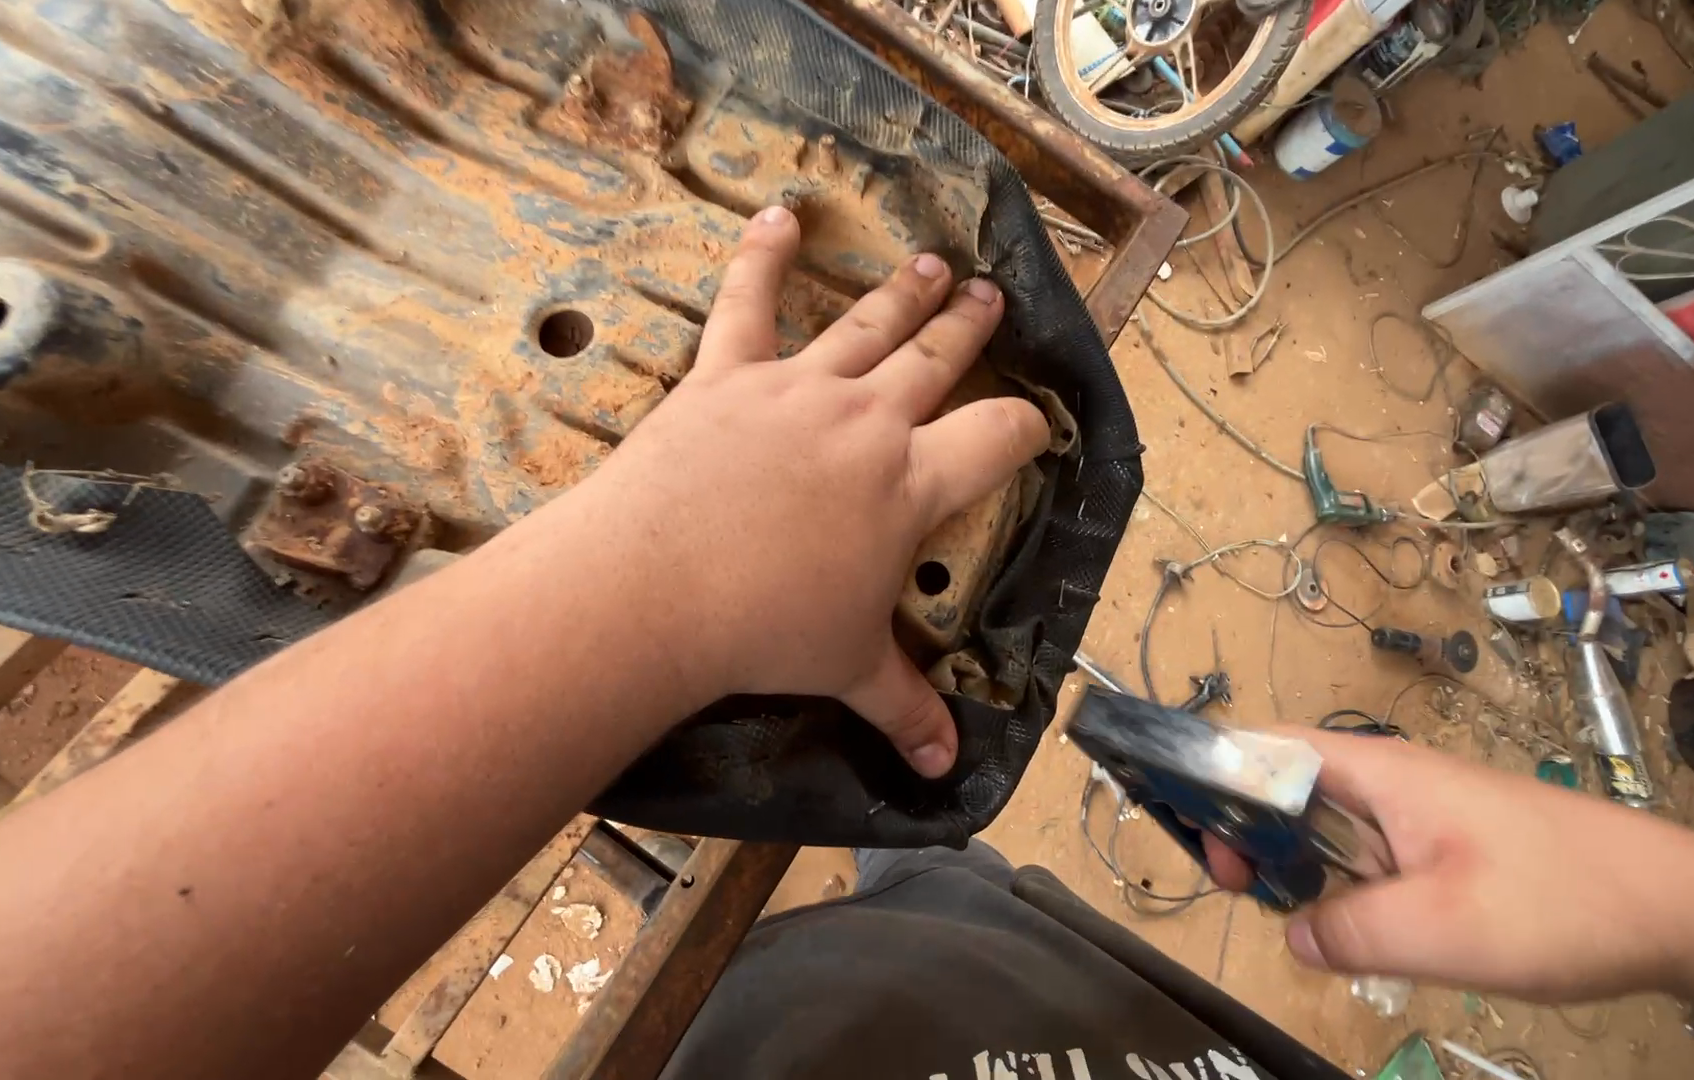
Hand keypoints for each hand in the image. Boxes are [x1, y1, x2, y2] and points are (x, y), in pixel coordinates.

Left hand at [561, 206, 1048, 777]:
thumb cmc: (766, 629)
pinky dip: (764, 255)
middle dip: (971, 328)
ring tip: (936, 263)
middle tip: (992, 296)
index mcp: (910, 483)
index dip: (1029, 424)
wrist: (655, 590)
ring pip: (868, 324)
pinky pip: (750, 302)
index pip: (1001, 435)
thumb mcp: (849, 669)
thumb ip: (907, 710)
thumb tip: (950, 772)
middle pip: (938, 358)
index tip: (1038, 419)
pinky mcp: (729, 374)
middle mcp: (868, 420)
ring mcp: (799, 388)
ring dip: (907, 292)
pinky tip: (779, 216)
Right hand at [1204, 730, 1693, 1001]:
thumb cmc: (1555, 897)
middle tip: (1232, 881)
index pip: (1266, 746)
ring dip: (1286, 854)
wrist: (1681, 908)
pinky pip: (1357, 849)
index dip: (1218, 777)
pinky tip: (1334, 916)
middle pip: (1282, 782)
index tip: (1202, 833)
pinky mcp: (1432, 841)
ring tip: (1269, 900)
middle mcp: (1379, 778)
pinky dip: (1329, 875)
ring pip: (1319, 819)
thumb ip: (1351, 930)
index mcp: (1371, 771)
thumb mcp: (1444, 928)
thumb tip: (1291, 936)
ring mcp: (1407, 809)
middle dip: (1244, 825)